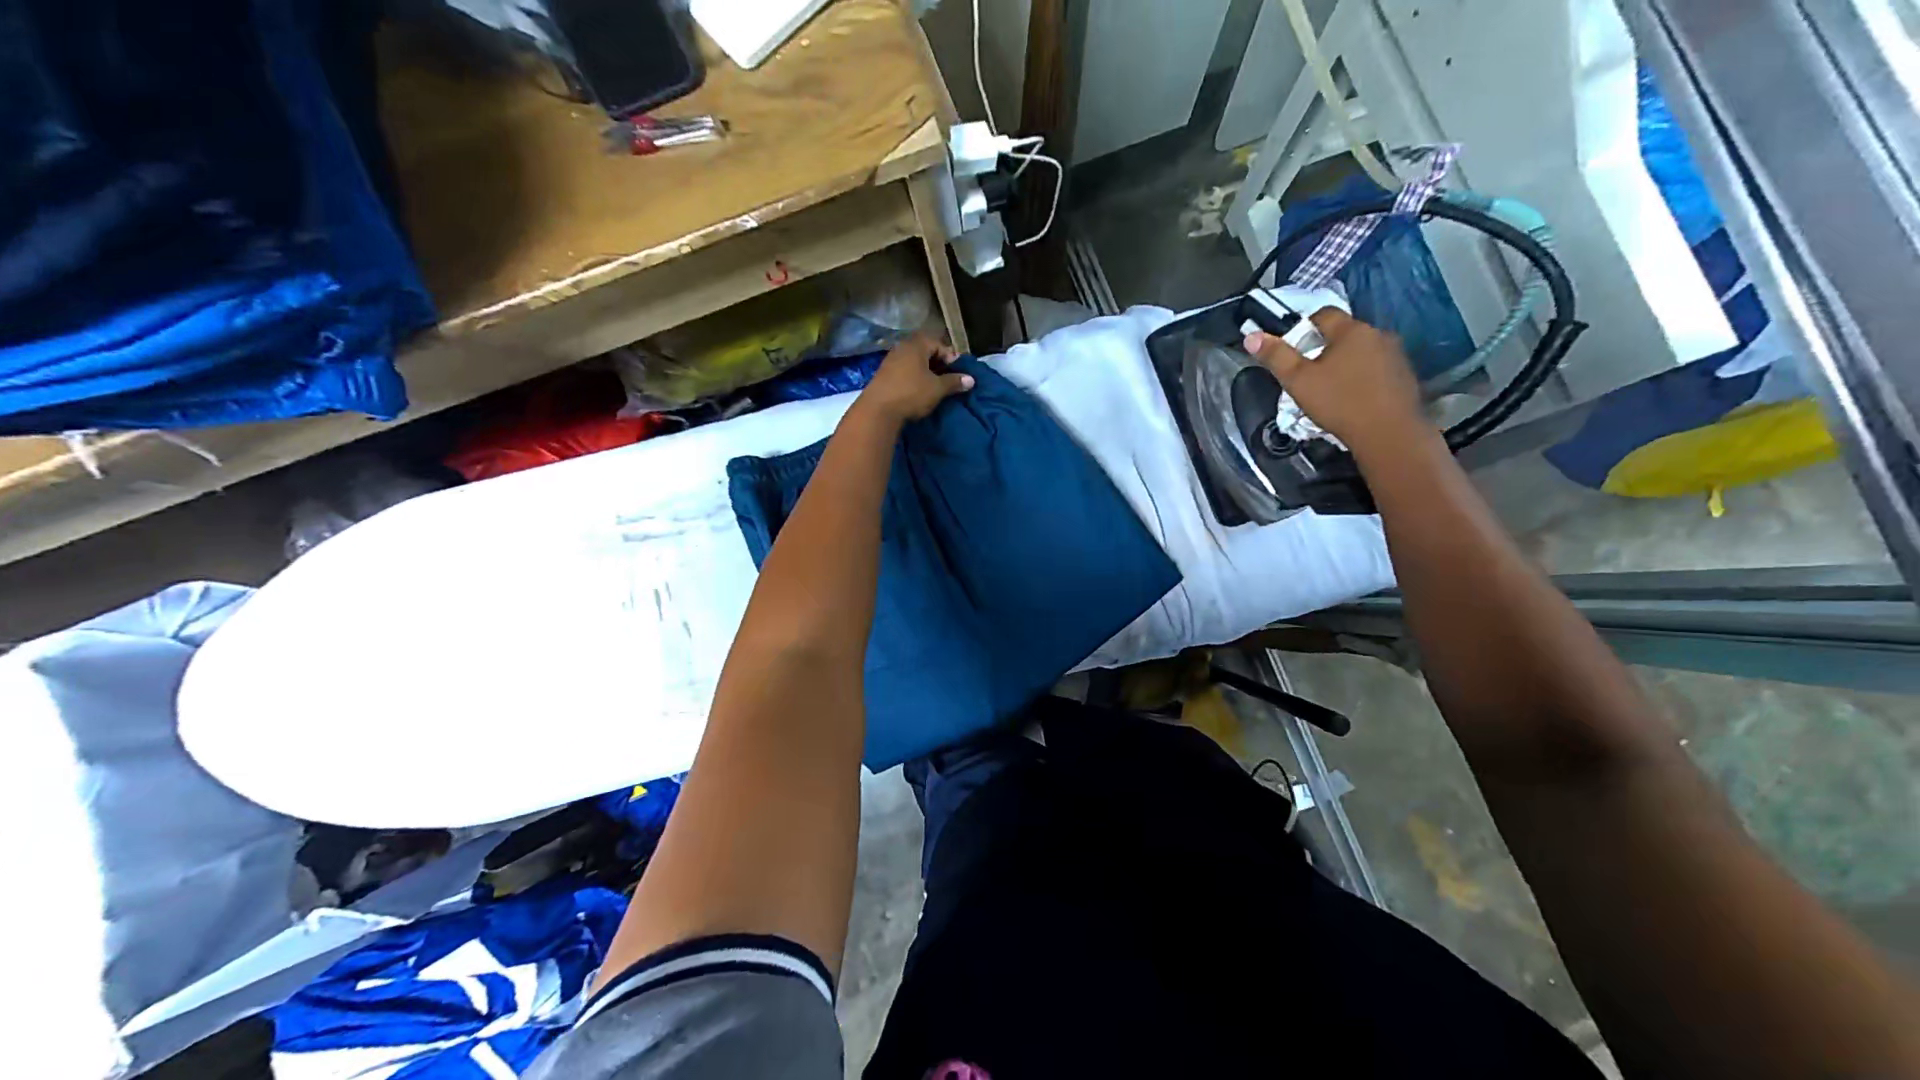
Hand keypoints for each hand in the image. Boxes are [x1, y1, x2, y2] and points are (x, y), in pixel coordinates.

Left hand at [855, 334, 972, 422]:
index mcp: (916, 345)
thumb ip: (954, 382)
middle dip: (938, 364)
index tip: (958, 373)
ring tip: (934, 387)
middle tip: (948, 380)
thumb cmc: (911, 393)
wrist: (877, 410)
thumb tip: (971, 380)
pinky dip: (913, 378)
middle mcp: (902, 347)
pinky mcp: (883, 374)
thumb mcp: (937, 389)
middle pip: (925, 351)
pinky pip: (904, 371)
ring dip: (925, 372)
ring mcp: (890, 360)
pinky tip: (918, 391)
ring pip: (914, 362)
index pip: (939, 344)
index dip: (951, 358)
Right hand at [1243, 308, 1427, 456]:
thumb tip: (1251, 336)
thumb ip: (1275, 356)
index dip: (1304, 326)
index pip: (1324, 314)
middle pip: (1344, 333)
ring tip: (1331, 386)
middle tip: (1308, 371)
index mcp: (1351, 331)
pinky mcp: (1405, 375)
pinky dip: (1364, 376)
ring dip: (1346, 361)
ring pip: (1362, 350)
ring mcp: (1396, 354)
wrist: (1389, 433)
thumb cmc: (1339, 403)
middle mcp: (1378, 334)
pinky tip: (1354, 396)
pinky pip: (1378, 367)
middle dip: (1325, 346)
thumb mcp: (1298, 381)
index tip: (1293, 347)